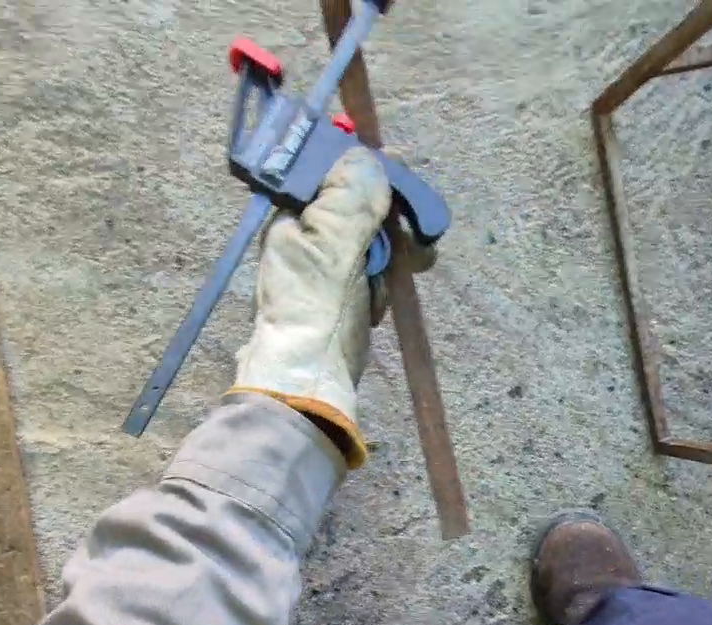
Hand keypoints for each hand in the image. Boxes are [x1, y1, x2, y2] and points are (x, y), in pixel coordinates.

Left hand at [231, 147, 390, 467]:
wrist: (310, 379)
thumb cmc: (315, 312)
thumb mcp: (329, 248)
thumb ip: (348, 201)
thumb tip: (369, 158)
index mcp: (293, 216)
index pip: (333, 170)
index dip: (367, 168)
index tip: (401, 174)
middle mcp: (308, 237)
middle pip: (360, 204)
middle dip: (391, 218)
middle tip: (418, 232)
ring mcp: (329, 268)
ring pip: (375, 239)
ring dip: (394, 254)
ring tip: (411, 266)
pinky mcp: (348, 296)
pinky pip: (376, 273)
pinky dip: (387, 282)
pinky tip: (384, 299)